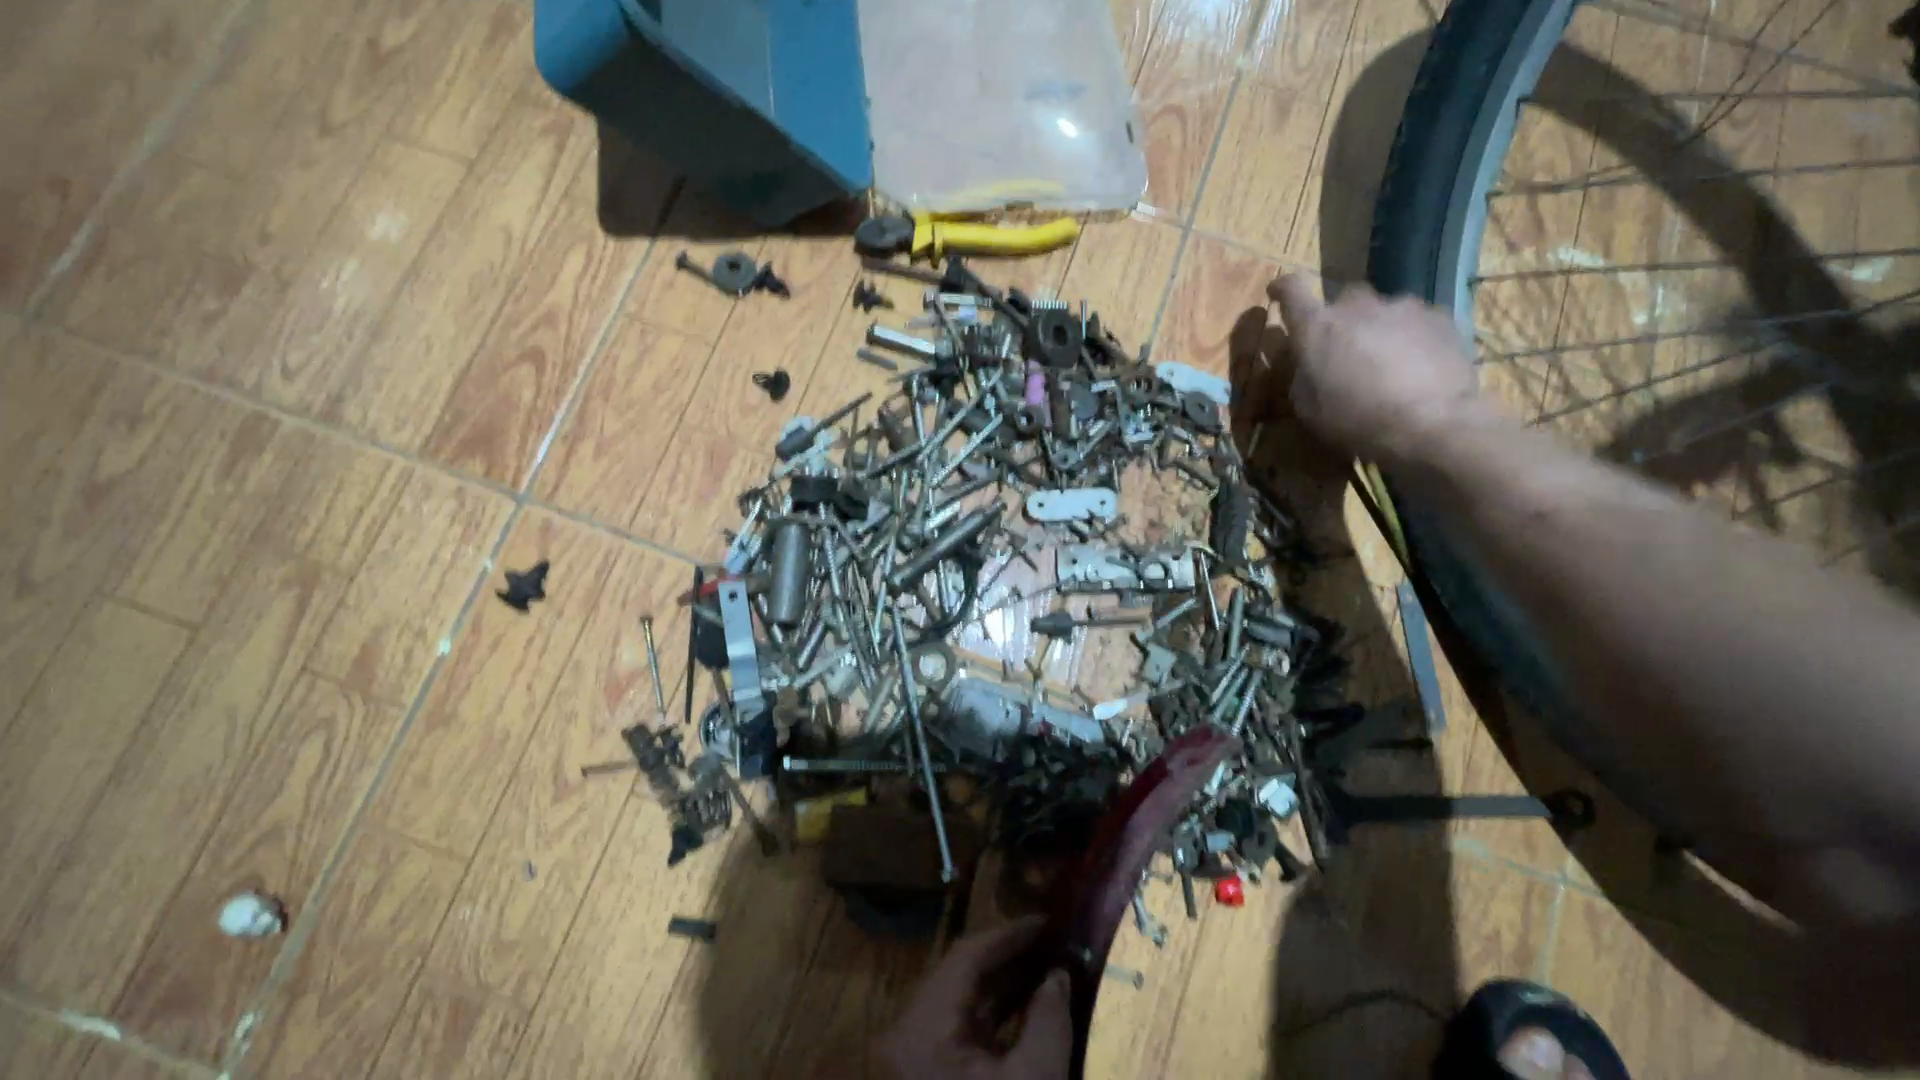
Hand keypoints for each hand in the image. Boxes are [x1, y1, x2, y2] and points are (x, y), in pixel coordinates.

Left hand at [877, 917, 1072, 1079]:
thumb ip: (1050, 1021)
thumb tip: (1058, 976)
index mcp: (926, 1025)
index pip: (968, 956)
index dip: (1009, 934)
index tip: (1048, 921)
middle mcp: (912, 1029)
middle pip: (962, 973)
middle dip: (1009, 956)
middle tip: (1053, 941)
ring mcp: (918, 1051)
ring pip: (962, 999)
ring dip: (1003, 983)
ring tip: (1047, 967)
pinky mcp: (930, 1070)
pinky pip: (962, 1026)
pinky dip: (995, 1014)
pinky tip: (1029, 1008)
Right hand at [1268, 274, 1498, 466]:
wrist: (1431, 425)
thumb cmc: (1357, 422)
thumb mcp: (1309, 410)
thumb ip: (1303, 376)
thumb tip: (1309, 364)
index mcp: (1317, 328)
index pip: (1292, 290)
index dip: (1283, 288)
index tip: (1278, 292)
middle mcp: (1357, 307)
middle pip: (1345, 300)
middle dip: (1343, 320)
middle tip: (1348, 350)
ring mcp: (1403, 307)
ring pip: (1385, 311)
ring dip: (1381, 329)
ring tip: (1391, 364)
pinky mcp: (1439, 318)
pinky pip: (1418, 322)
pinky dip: (1414, 338)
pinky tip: (1421, 367)